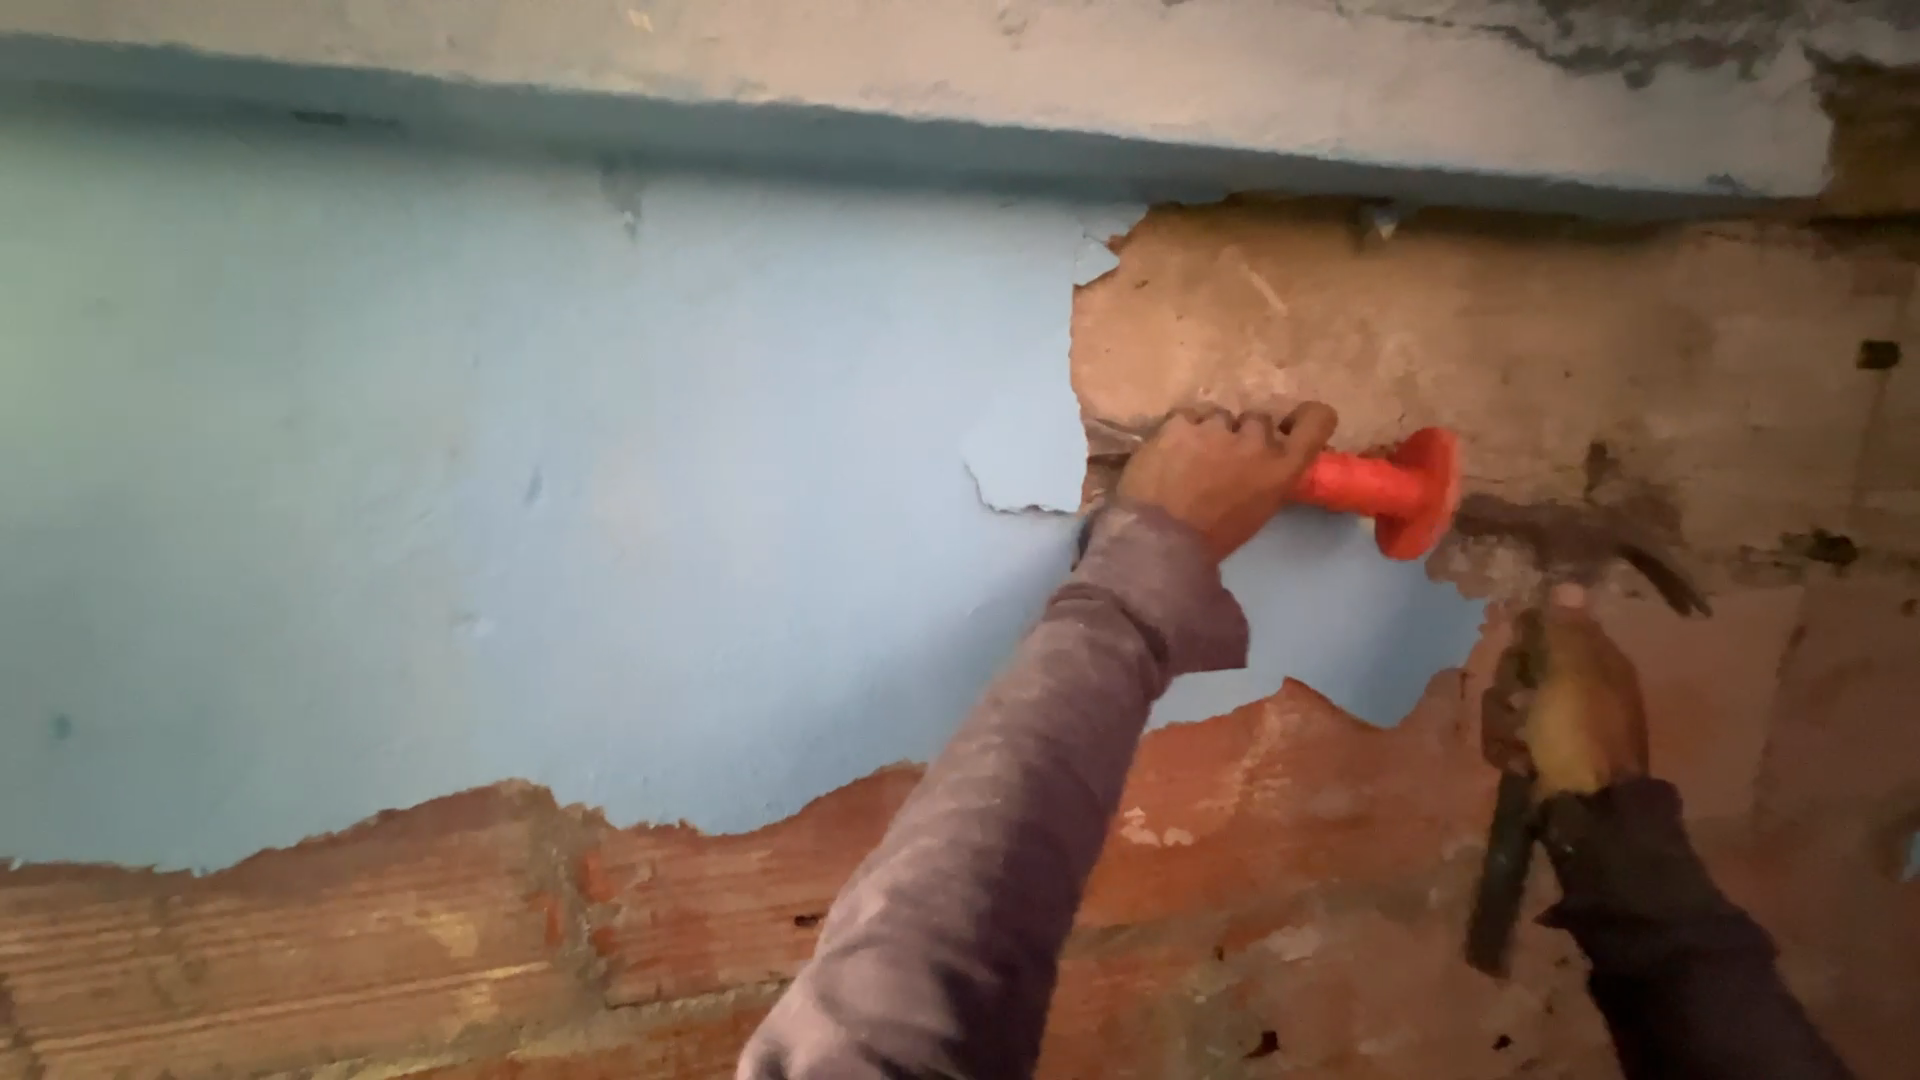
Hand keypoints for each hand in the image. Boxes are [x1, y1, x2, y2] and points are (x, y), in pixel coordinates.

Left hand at [1116, 402, 1337, 561]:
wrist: (1160, 539)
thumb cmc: (1211, 538)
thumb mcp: (1257, 511)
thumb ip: (1268, 479)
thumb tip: (1262, 466)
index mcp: (1283, 467)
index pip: (1316, 420)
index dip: (1304, 417)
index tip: (1289, 425)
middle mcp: (1256, 441)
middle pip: (1257, 419)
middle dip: (1242, 435)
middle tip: (1220, 458)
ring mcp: (1216, 428)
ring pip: (1217, 416)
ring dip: (1207, 431)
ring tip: (1185, 458)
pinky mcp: (1179, 423)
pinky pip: (1184, 417)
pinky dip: (1176, 432)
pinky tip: (1165, 454)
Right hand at [1482, 585, 1649, 797]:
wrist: (1585, 806)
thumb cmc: (1579, 734)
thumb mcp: (1570, 676)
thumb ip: (1564, 632)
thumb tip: (1569, 582)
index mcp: (1597, 664)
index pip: (1550, 628)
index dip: (1527, 637)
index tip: (1516, 651)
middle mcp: (1579, 688)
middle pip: (1521, 665)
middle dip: (1509, 683)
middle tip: (1520, 701)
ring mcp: (1559, 721)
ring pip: (1507, 699)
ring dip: (1503, 718)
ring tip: (1517, 738)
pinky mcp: (1541, 748)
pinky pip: (1505, 730)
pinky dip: (1505, 742)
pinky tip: (1517, 756)